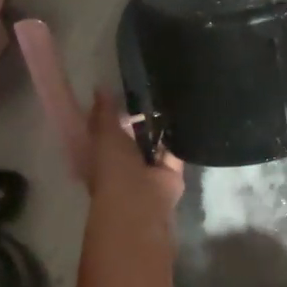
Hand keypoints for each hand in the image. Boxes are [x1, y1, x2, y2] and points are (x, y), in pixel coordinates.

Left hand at [83, 91, 183, 222]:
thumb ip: (104, 111)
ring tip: (172, 92)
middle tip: (153, 83)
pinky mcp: (171, 171)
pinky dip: (180, 136)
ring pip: (155, 139)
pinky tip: (186, 113)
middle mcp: (124, 158)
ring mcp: (148, 166)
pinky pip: (175, 148)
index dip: (113, 107)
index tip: (126, 83)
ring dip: (162, 124)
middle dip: (141, 113)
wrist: (141, 202)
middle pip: (133, 130)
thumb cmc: (114, 168)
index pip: (107, 125)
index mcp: (102, 150)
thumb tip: (100, 86)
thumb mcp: (104, 133)